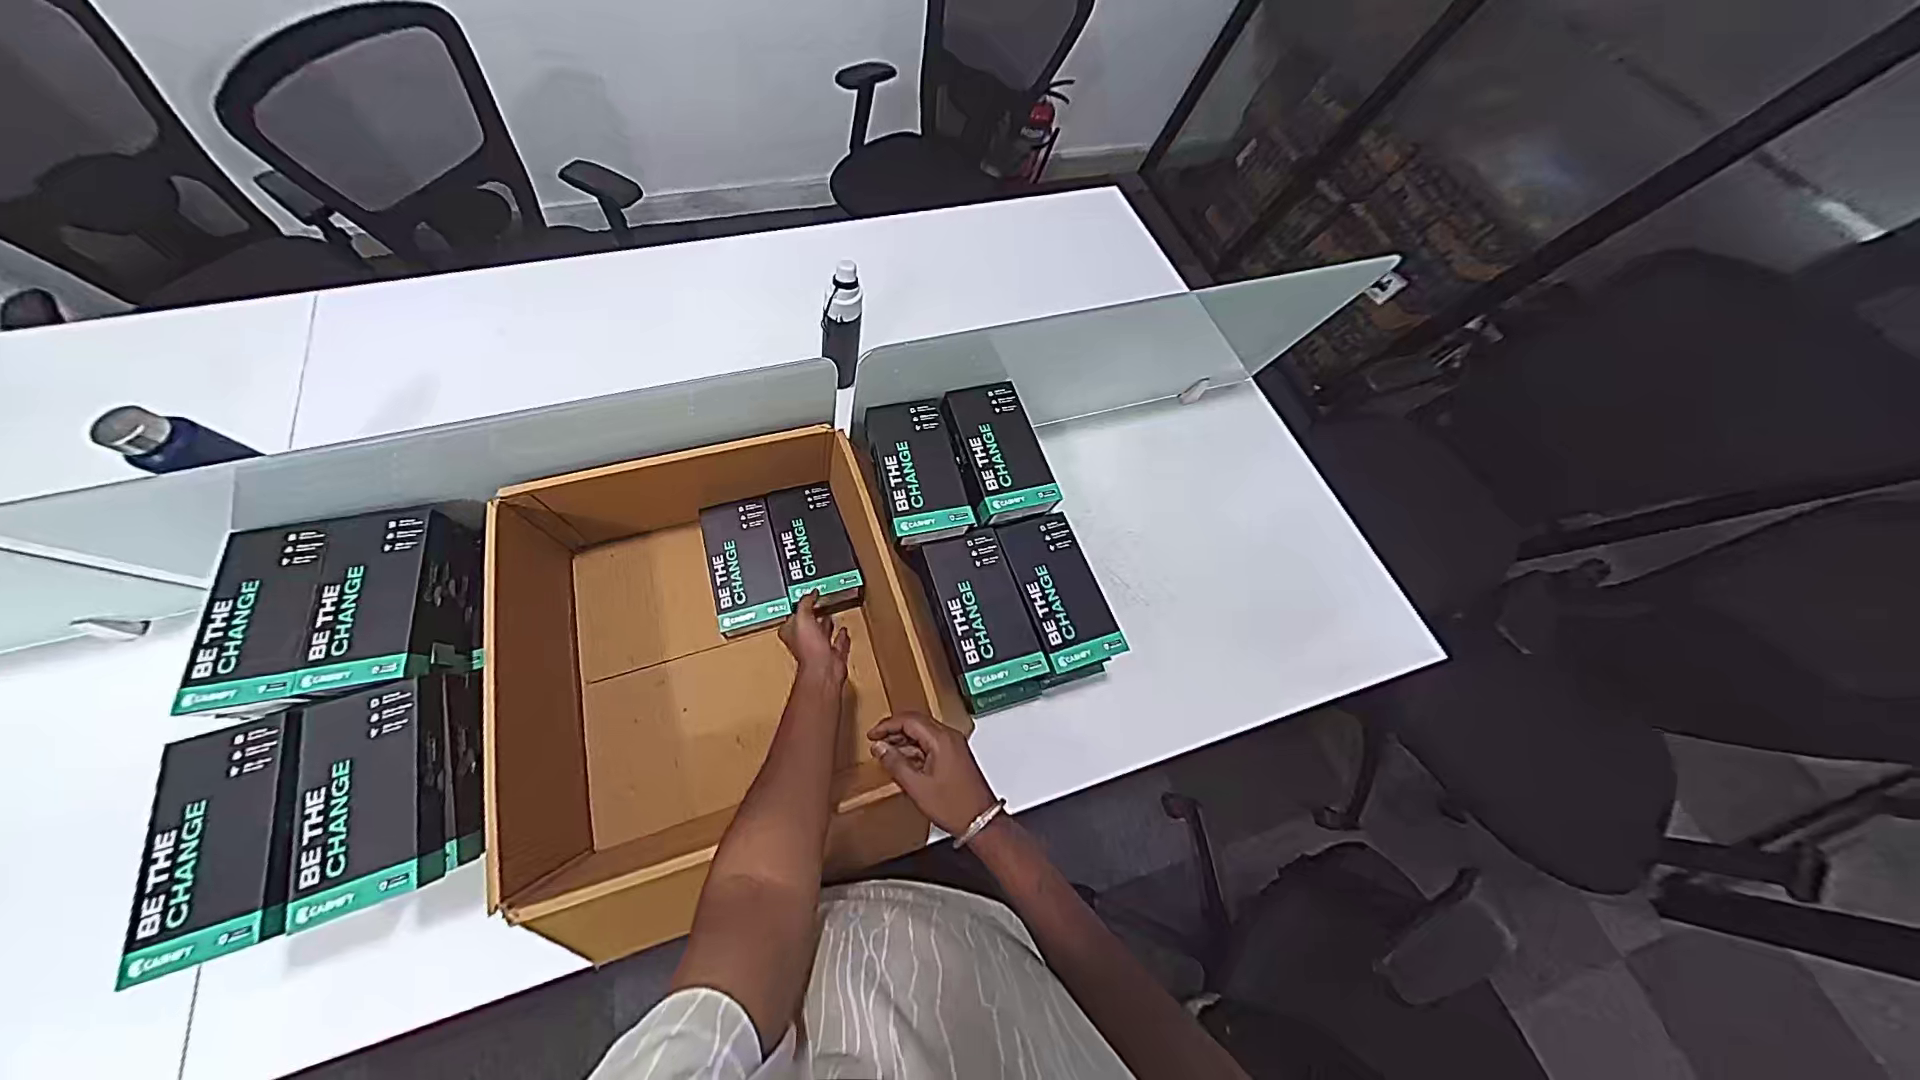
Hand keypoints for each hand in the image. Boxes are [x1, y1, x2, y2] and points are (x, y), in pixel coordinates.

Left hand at [780, 591, 849, 682]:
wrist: (825, 668)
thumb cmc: (809, 647)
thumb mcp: (803, 617)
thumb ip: (806, 603)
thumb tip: (811, 593)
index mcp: (791, 633)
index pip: (792, 617)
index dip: (798, 607)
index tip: (807, 597)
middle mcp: (803, 642)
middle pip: (807, 625)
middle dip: (813, 616)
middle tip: (818, 605)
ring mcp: (818, 649)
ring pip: (822, 634)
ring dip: (826, 625)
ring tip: (831, 615)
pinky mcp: (833, 656)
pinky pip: (838, 643)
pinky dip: (841, 637)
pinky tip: (844, 631)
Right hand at [867, 712, 998, 835]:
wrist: (980, 820)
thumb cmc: (955, 806)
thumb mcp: (917, 786)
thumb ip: (895, 763)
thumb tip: (880, 748)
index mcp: (941, 739)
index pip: (909, 720)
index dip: (887, 725)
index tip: (873, 734)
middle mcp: (950, 737)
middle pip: (917, 722)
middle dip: (894, 729)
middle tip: (877, 740)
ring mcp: (954, 745)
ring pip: (924, 732)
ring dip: (904, 739)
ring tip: (886, 751)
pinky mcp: (955, 754)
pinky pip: (931, 742)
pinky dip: (915, 747)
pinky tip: (904, 761)